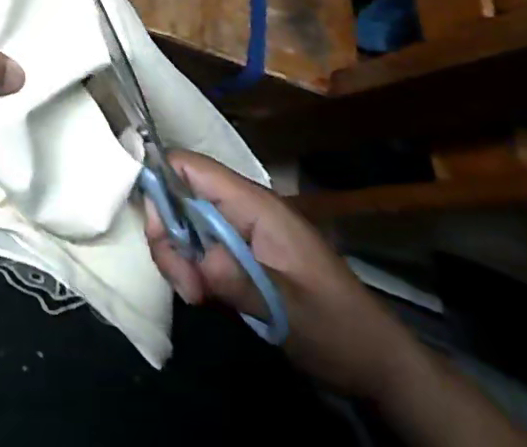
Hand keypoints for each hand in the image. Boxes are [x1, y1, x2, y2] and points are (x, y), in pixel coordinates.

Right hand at [144, 150, 397, 395]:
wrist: (372, 359)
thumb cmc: (335, 325)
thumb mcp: (289, 307)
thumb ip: (242, 282)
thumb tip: (198, 261)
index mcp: (254, 205)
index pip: (191, 168)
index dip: (161, 184)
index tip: (155, 231)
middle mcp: (241, 210)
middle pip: (180, 199)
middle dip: (168, 236)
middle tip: (187, 285)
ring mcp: (239, 234)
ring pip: (185, 227)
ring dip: (178, 259)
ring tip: (198, 296)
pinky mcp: (238, 258)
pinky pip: (198, 250)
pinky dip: (191, 271)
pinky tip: (204, 297)